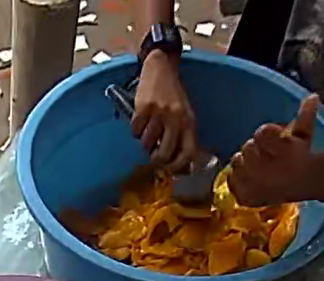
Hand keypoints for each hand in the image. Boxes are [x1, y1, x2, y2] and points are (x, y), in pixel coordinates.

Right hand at [132, 51, 199, 174]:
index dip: (177, 167)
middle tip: (153, 157)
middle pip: (165, 153)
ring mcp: (160, 113)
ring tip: (147, 131)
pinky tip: (140, 121)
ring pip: (147, 144)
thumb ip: (181, 137)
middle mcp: (176, 118)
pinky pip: (135, 131)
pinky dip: (135, 130)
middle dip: (156, 160)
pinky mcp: (144, 108)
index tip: (169, 170)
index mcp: (188, 121)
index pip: (187, 152)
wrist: (162, 67)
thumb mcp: (183, 115)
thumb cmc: (172, 96)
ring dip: (144, 142)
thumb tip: (180, 166)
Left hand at [228, 93, 319, 205]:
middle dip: (255, 147)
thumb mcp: (303, 136)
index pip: (262, 132)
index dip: (267, 133)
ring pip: (236, 161)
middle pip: (247, 146)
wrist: (297, 186)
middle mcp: (265, 170)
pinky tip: (246, 176)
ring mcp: (252, 185)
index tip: (274, 139)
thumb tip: (312, 96)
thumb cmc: (299, 157)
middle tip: (263, 153)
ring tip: (254, 164)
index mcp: (282, 152)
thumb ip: (305, 116)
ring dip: (243, 160)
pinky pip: (231, 179)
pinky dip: (236, 176)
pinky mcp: (244, 197)